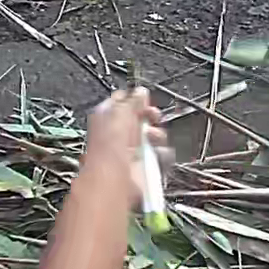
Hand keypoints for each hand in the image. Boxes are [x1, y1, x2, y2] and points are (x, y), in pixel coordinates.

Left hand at [76, 87, 168, 210]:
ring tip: (152, 138)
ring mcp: (131, 150)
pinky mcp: (144, 165)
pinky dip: (162, 153)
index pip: (122, 102)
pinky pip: (160, 154)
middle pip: (141, 118)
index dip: (134, 99)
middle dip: (149, 115)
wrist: (114, 177)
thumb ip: (132, 100)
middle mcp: (118, 133)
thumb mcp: (120, 112)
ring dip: (156, 135)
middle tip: (153, 116)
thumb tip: (141, 91)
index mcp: (106, 118)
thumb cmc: (111, 143)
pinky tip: (157, 153)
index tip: (143, 98)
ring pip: (152, 136)